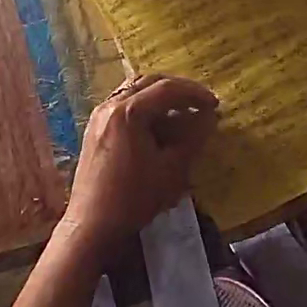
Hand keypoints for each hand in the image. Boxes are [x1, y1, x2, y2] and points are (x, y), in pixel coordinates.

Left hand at [56, 74, 218, 258]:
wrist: (92, 224)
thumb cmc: (134, 198)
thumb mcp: (172, 170)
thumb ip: (193, 138)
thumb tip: (208, 117)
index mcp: (128, 112)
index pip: (167, 89)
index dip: (195, 94)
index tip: (214, 105)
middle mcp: (109, 107)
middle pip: (147, 82)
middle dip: (176, 90)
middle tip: (198, 104)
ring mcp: (97, 118)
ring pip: (132, 92)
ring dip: (158, 97)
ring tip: (180, 115)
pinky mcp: (93, 131)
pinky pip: (121, 106)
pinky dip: (143, 108)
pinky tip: (156, 128)